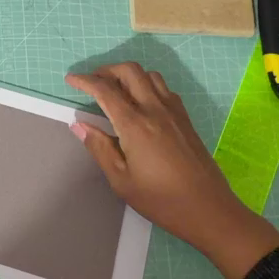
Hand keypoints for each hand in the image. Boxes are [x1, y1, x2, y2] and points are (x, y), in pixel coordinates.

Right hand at [66, 63, 278, 278]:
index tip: (70, 79)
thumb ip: (99, 148)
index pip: (105, 90)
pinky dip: (146, 85)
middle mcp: (155, 109)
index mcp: (135, 124)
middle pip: (130, 71)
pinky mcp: (185, 119)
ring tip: (115, 89)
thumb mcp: (121, 180)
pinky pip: (164, 88)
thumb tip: (79, 125)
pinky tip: (141, 103)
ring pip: (149, 75)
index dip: (84, 80)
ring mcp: (174, 112)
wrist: (209, 209)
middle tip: (92, 82)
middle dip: (107, 70)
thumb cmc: (160, 199)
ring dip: (129, 75)